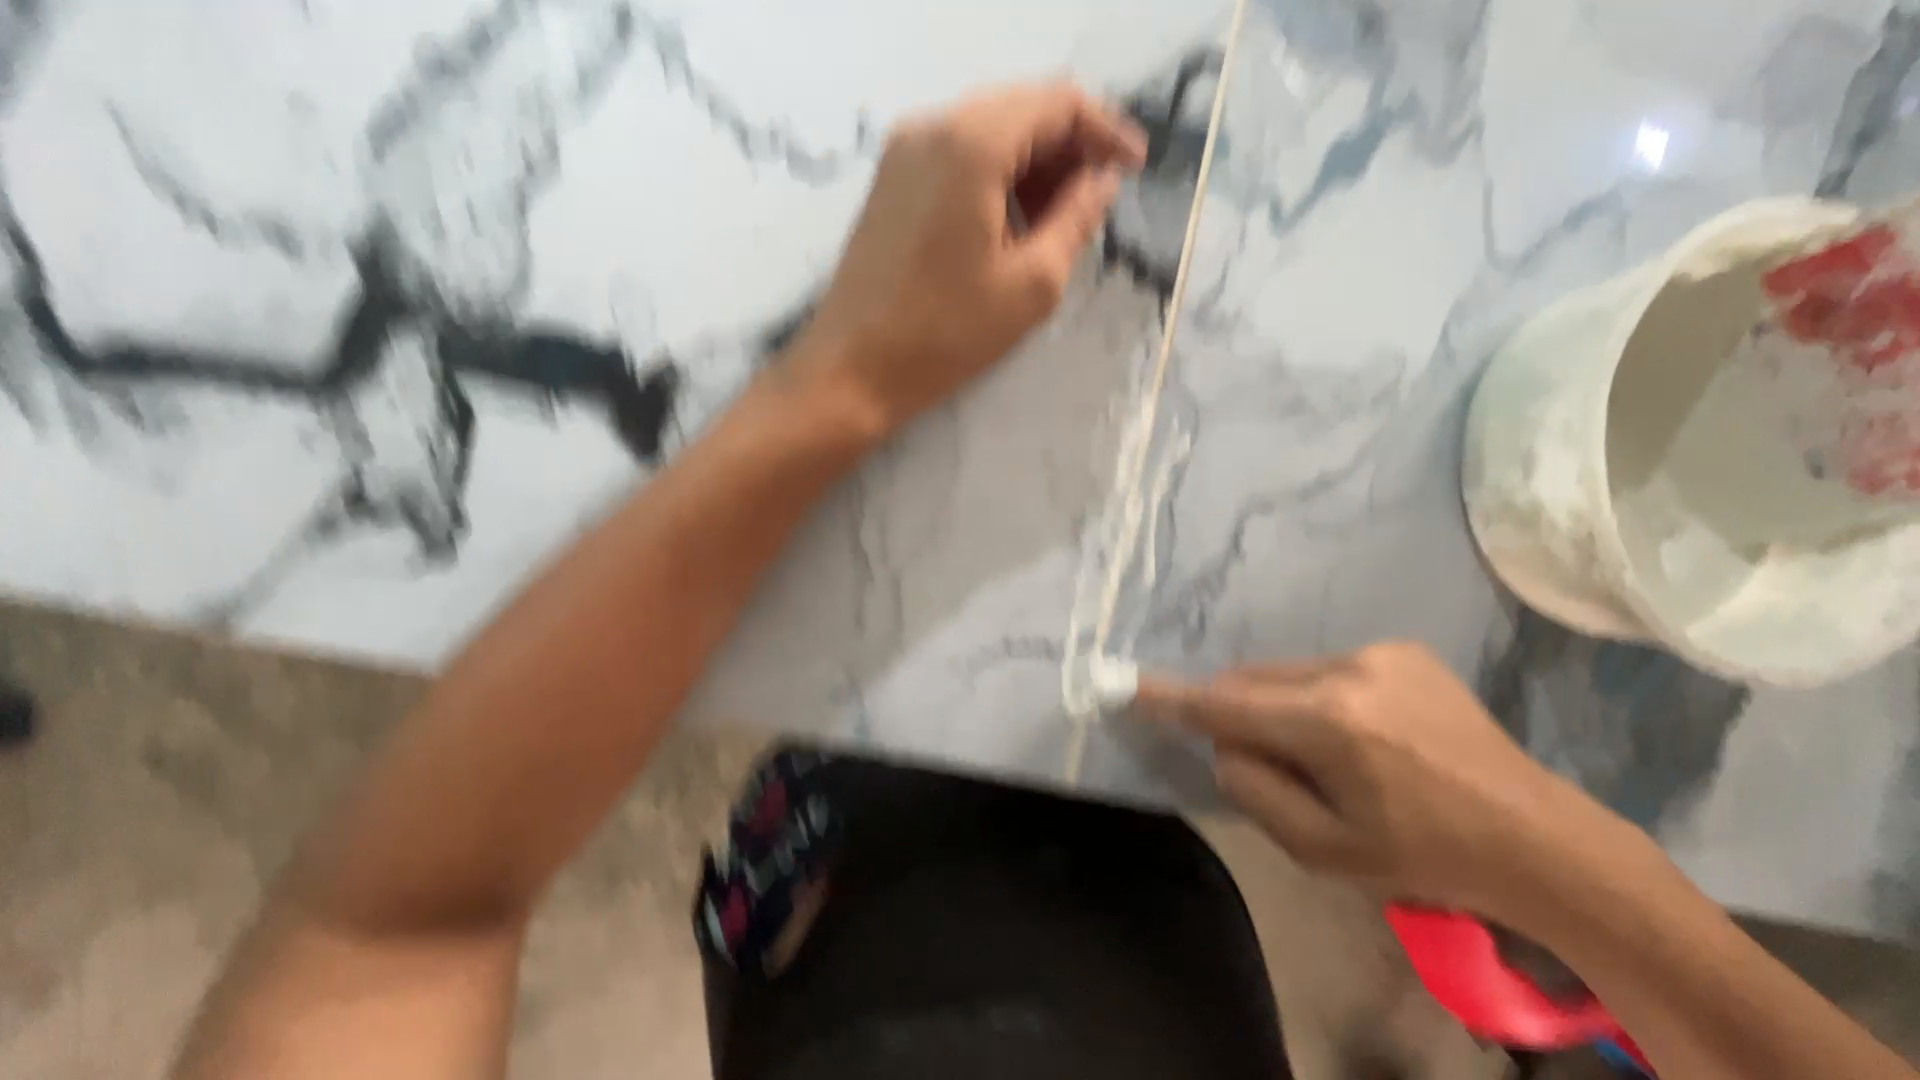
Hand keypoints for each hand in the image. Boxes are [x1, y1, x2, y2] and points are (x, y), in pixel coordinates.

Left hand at [794, 81, 1146, 431]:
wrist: (851, 370)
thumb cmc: (945, 335)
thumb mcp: (1031, 284)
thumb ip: (1076, 219)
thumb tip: (1101, 181)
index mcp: (970, 145)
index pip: (1056, 103)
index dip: (1105, 130)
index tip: (1133, 169)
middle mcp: (931, 128)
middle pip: (1022, 109)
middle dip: (1070, 146)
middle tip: (1100, 198)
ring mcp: (903, 151)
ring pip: (990, 130)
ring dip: (1034, 162)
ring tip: (1062, 218)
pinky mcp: (891, 180)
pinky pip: (958, 154)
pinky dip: (996, 175)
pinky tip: (1015, 221)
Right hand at [1138, 643, 1628, 924]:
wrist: (1531, 834)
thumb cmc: (1421, 855)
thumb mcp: (1322, 849)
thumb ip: (1255, 790)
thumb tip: (1225, 745)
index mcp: (1329, 723)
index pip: (1226, 705)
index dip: (1172, 699)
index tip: (1128, 685)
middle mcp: (1350, 670)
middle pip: (1252, 680)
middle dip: (1234, 711)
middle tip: (1249, 756)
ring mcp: (1380, 653)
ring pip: (1287, 671)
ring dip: (1277, 704)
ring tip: (1317, 753)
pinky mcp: (1404, 650)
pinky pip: (1328, 668)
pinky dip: (1315, 695)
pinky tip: (1356, 735)